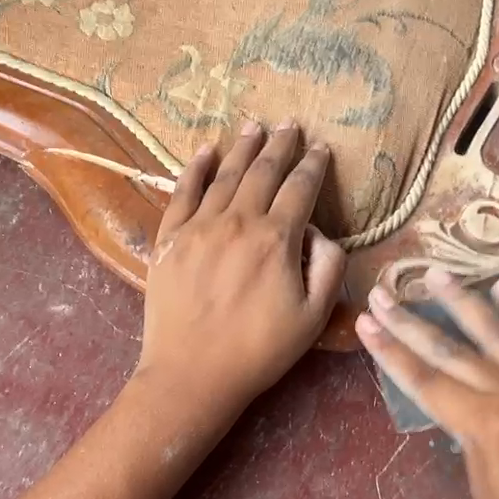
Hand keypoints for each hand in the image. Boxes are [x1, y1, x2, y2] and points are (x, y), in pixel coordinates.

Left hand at [135, 118, 346, 415]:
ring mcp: (199, 227)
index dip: (314, 165)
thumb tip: (319, 232)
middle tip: (290, 123)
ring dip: (244, 147)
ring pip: (226, 175)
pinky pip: (182, 192)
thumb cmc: (259, 351)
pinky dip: (195, 168)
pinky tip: (205, 150)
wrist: (191, 375)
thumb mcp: (313, 317)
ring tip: (255, 125)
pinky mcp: (170, 238)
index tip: (322, 148)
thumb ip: (329, 267)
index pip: (300, 189)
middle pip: (264, 172)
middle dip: (281, 145)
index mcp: (276, 239)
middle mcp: (238, 222)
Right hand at [355, 270, 498, 498]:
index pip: (424, 379)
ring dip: (462, 300)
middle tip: (382, 293)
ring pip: (495, 330)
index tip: (366, 323)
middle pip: (450, 349)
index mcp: (484, 423)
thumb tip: (454, 403)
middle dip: (409, 321)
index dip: (391, 352)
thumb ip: (466, 434)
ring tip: (436, 274)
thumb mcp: (481, 486)